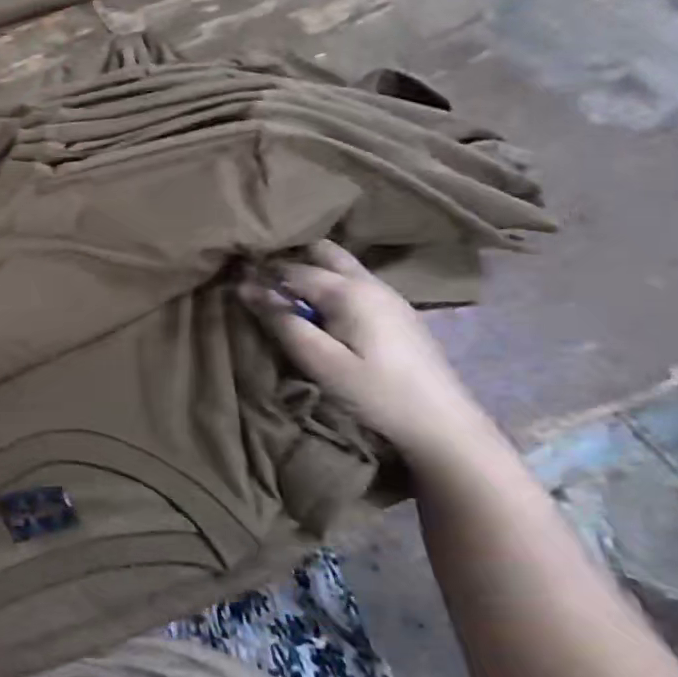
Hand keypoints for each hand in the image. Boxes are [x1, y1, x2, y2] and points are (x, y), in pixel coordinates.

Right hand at [239, 240, 504, 469]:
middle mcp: (369, 282)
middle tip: (262, 278)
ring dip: (311, 270)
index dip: (261, 272)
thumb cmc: (376, 393)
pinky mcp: (397, 312)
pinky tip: (320, 308)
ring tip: (285, 293)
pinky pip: (354, 281)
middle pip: (322, 251)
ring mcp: (388, 295)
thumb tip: (246, 288)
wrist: (444, 425)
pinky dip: (329, 283)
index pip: (292, 268)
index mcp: (348, 290)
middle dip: (290, 257)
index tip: (234, 278)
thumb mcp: (320, 362)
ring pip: (341, 265)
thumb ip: (283, 322)